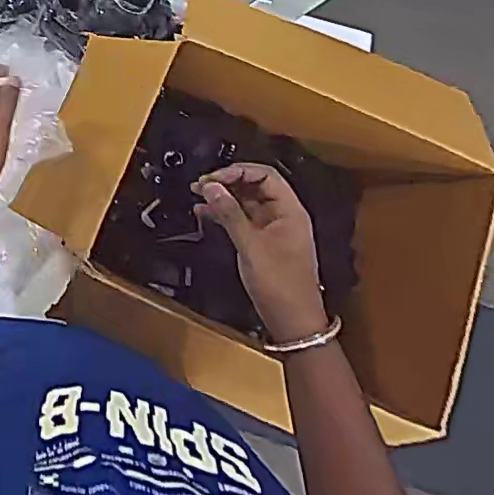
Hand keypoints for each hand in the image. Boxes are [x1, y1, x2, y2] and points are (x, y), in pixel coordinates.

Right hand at [194, 163, 329, 341]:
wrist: (293, 323)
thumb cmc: (281, 287)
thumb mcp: (251, 247)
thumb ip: (230, 214)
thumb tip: (212, 187)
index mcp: (290, 211)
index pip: (265, 175)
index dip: (238, 171)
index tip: (214, 177)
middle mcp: (283, 215)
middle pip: (255, 186)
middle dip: (228, 182)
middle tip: (202, 184)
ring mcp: (273, 229)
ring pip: (247, 202)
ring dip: (224, 197)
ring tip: (200, 194)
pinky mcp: (263, 242)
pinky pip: (243, 219)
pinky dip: (225, 214)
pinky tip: (206, 212)